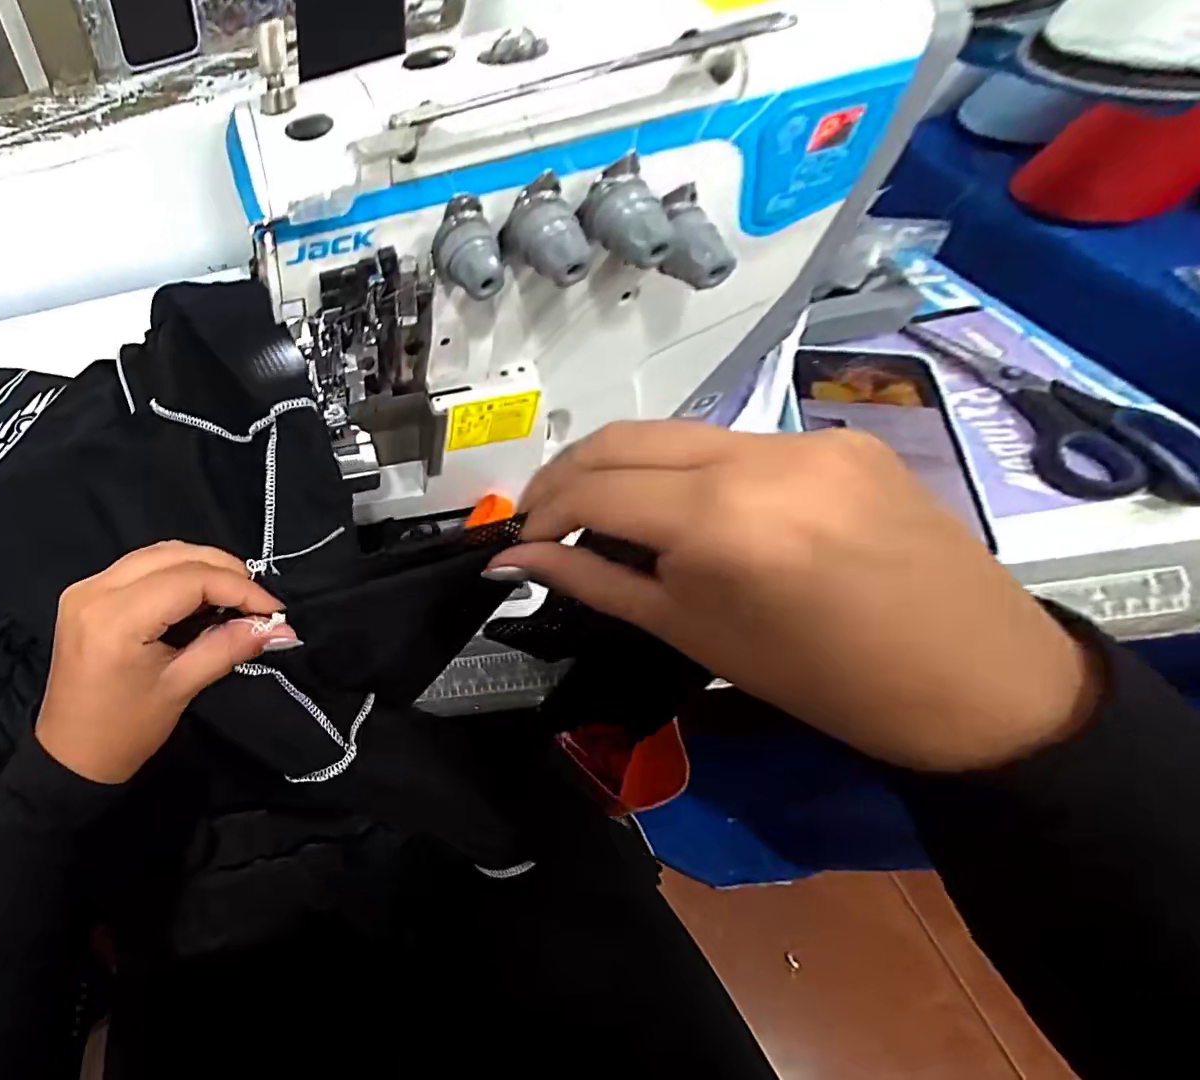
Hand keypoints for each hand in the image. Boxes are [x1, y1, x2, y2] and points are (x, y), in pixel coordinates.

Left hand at [36, 541, 298, 782]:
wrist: (70, 755)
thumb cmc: (124, 731)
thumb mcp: (181, 687)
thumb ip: (229, 647)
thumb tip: (280, 628)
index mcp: (115, 619)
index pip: (189, 580)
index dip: (238, 588)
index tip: (273, 609)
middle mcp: (95, 590)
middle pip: (173, 556)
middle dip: (223, 570)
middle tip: (258, 601)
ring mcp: (86, 587)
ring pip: (158, 554)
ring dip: (201, 567)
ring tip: (234, 596)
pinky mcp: (85, 592)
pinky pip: (140, 566)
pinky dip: (176, 572)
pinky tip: (199, 594)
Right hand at [490, 421, 1099, 771]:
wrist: (975, 681)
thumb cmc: (808, 674)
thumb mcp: (679, 626)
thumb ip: (586, 578)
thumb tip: (509, 559)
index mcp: (720, 519)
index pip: (594, 488)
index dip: (542, 512)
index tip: (522, 542)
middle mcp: (759, 458)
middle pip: (621, 438)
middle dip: (564, 474)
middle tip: (541, 516)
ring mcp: (804, 439)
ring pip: (670, 433)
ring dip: (616, 466)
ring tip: (596, 509)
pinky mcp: (836, 438)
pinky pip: (725, 442)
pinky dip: (677, 469)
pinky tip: (677, 508)